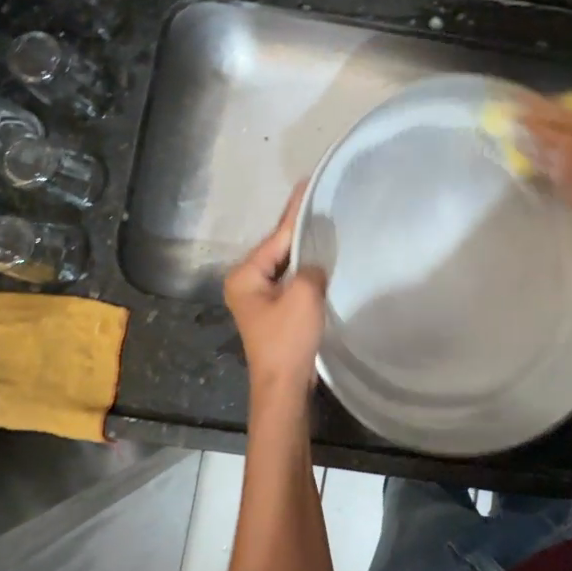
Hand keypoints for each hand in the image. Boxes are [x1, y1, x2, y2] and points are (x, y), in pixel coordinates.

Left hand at [224, 182, 327, 405]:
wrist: (285, 386)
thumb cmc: (288, 340)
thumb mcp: (305, 296)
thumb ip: (311, 268)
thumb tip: (315, 264)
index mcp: (244, 275)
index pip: (276, 237)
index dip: (295, 212)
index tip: (306, 184)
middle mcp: (245, 283)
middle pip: (278, 249)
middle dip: (300, 231)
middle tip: (323, 203)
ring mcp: (257, 299)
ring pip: (285, 266)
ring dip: (304, 253)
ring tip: (326, 227)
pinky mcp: (272, 313)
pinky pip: (290, 283)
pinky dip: (305, 273)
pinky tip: (322, 263)